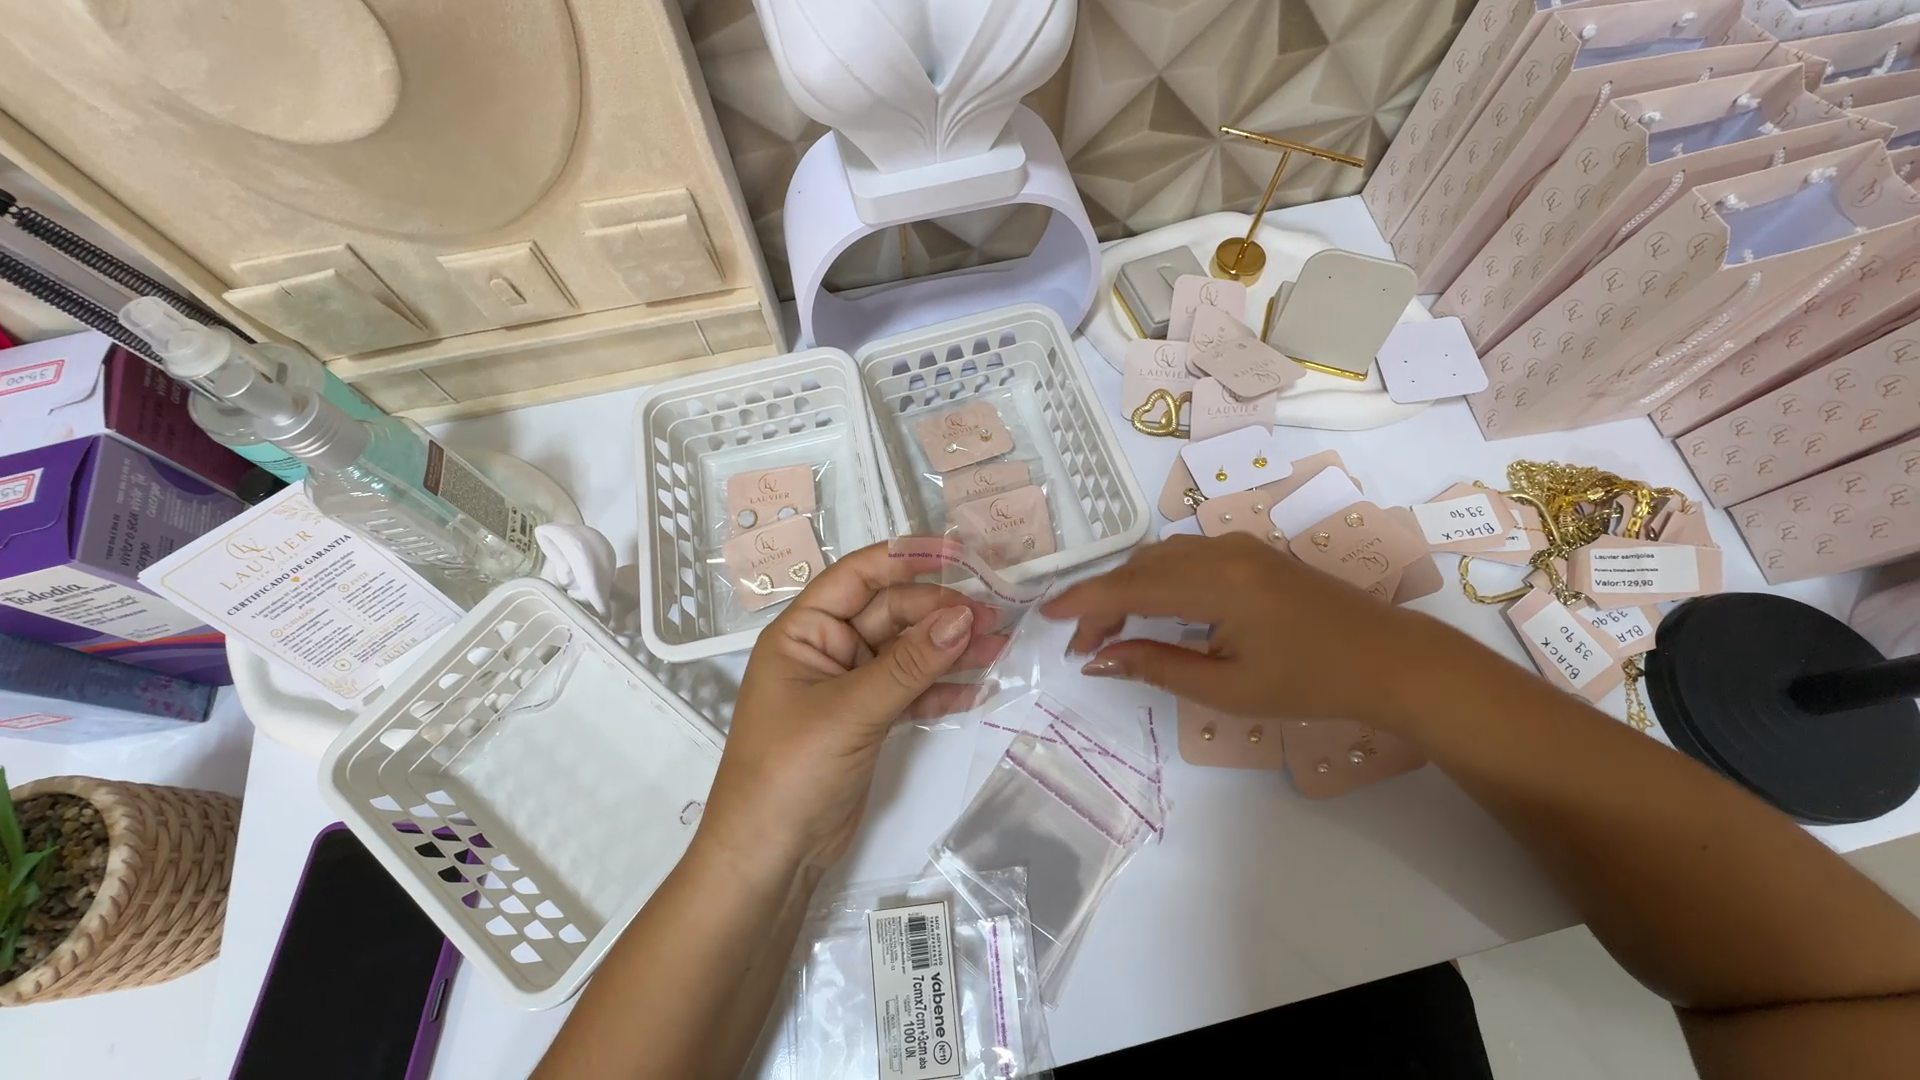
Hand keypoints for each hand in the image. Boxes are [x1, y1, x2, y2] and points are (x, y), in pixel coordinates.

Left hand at [696, 543, 1006, 876]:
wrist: (770, 855)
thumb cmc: (790, 770)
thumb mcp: (851, 711)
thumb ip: (910, 665)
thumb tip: (965, 617)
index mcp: (804, 631)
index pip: (859, 576)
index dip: (907, 559)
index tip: (960, 555)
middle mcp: (827, 650)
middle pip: (892, 614)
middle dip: (940, 614)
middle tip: (993, 618)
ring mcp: (850, 686)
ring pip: (907, 654)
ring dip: (950, 651)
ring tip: (1000, 646)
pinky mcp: (868, 720)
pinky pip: (911, 692)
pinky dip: (941, 691)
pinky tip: (978, 689)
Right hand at [1043, 533, 1476, 725]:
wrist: (1390, 659)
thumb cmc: (1312, 682)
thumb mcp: (1229, 688)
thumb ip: (1158, 667)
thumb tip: (1100, 659)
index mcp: (1216, 584)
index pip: (1129, 587)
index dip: (1082, 601)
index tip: (1047, 619)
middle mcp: (1221, 552)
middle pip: (1139, 567)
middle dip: (1102, 601)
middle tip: (1085, 645)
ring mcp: (1238, 546)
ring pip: (1160, 557)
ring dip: (1128, 588)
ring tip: (1113, 632)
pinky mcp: (1251, 553)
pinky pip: (1184, 556)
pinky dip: (1155, 579)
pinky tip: (1154, 608)